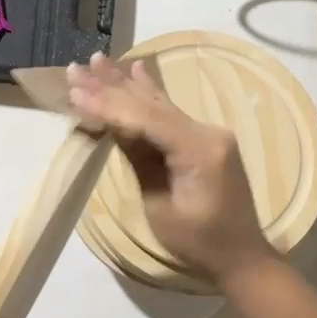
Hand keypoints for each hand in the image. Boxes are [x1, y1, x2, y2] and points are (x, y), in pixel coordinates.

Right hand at [67, 53, 277, 287]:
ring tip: (96, 60)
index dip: (107, 105)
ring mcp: (208, 132)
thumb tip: (111, 124)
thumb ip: (138, 159)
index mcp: (199, 150)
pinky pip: (170, 111)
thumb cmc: (198, 243)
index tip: (74, 93)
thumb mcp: (159, 206)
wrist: (242, 257)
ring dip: (124, 84)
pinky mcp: (204, 138)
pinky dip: (149, 91)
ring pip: (159, 103)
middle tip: (75, 68)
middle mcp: (207, 131)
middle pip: (150, 104)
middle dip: (109, 87)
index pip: (145, 118)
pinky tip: (136, 69)